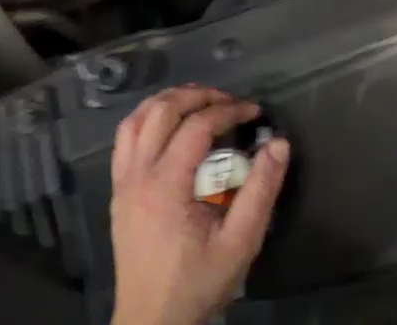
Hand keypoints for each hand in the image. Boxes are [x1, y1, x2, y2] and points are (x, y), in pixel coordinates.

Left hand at [109, 86, 290, 324]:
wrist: (151, 324)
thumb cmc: (197, 284)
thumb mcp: (240, 243)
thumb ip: (261, 191)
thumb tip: (278, 143)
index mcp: (166, 186)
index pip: (196, 126)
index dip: (228, 110)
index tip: (255, 112)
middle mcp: (138, 176)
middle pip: (161, 111)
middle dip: (198, 96)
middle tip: (229, 101)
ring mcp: (122, 183)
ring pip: (136, 119)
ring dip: (168, 101)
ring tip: (200, 103)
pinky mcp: (118, 192)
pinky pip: (125, 139)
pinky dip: (147, 119)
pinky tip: (169, 126)